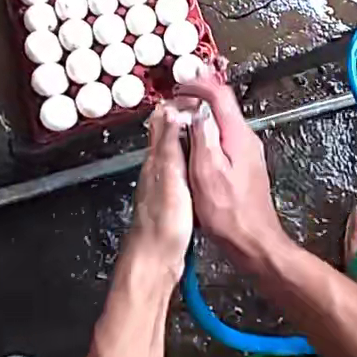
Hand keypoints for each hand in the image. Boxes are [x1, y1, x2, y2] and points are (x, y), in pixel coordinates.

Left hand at [121, 103, 195, 284]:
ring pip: (172, 151)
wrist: (155, 262)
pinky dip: (188, 158)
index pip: (162, 123)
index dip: (177, 106)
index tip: (194, 94)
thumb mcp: (170, 178)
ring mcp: (163, 185)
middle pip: (166, 135)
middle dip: (181, 117)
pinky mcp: (171, 200)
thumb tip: (170, 111)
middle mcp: (156, 169)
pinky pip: (179, 169)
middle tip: (199, 103)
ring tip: (200, 125)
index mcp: (156, 161)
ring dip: (184, 136)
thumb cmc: (164, 224)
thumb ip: (169, 146)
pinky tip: (198, 162)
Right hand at [176, 71, 291, 270]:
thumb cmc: (230, 214)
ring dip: (202, 114)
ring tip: (181, 114)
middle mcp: (245, 139)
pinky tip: (194, 141)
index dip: (199, 84)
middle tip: (177, 95)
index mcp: (237, 136)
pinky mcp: (243, 165)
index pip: (220, 95)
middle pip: (223, 105)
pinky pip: (224, 137)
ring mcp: (246, 152)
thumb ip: (201, 137)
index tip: (181, 83)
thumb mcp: (207, 173)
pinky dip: (207, 131)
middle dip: (199, 96)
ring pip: (223, 121)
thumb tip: (194, 110)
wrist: (254, 242)